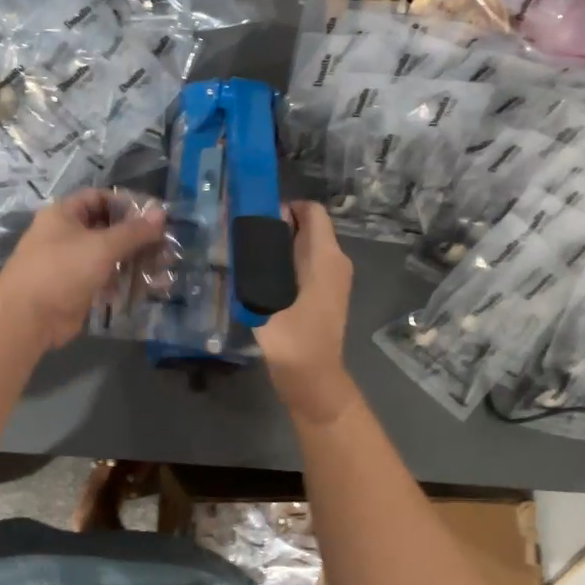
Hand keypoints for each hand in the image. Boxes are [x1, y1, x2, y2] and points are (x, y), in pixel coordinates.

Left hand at [0, 190, 167, 349]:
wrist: (28, 318)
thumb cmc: (62, 271)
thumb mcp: (101, 246)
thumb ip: (133, 231)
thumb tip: (162, 213)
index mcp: (64, 215)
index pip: (99, 198)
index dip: (127, 204)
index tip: (154, 215)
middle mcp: (67, 235)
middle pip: (108, 229)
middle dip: (138, 237)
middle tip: (167, 245)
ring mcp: (72, 264)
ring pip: (110, 256)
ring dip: (137, 261)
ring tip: (166, 267)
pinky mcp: (78, 289)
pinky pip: (107, 280)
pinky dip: (127, 282)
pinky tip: (151, 288)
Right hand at [255, 202, 358, 423]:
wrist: (311, 377)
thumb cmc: (290, 335)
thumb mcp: (267, 292)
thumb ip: (262, 256)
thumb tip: (255, 230)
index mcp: (326, 255)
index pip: (312, 211)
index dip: (286, 207)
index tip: (257, 219)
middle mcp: (337, 261)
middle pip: (310, 228)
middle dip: (280, 227)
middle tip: (247, 239)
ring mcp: (336, 279)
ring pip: (308, 248)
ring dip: (282, 248)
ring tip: (251, 259)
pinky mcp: (328, 295)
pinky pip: (309, 266)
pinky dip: (289, 265)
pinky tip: (265, 281)